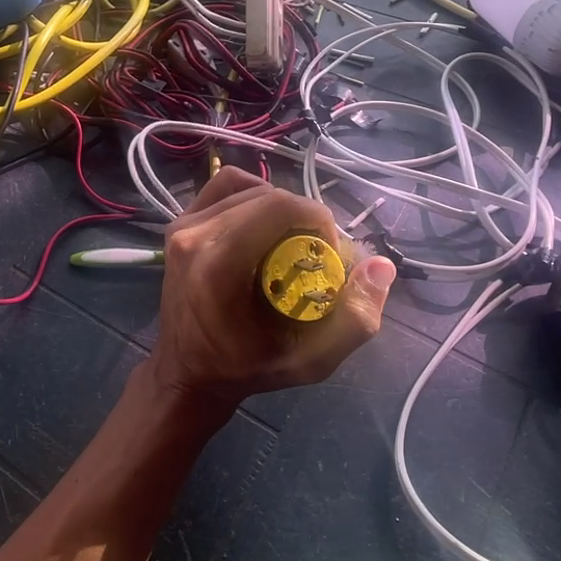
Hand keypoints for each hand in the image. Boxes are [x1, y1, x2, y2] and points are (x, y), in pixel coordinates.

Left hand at [149, 168, 395, 409]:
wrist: (186, 372)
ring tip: (292, 241)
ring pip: (246, 187)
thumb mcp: (309, 361)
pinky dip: (252, 198)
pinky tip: (265, 226)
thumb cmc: (245, 369)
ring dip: (280, 207)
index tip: (331, 253)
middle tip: (317, 252)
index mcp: (217, 264)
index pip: (278, 207)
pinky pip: (224, 189)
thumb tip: (382, 265)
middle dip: (304, 216)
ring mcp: (181, 225)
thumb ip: (354, 319)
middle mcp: (194, 236)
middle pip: (266, 196)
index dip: (317, 219)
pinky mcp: (179, 223)